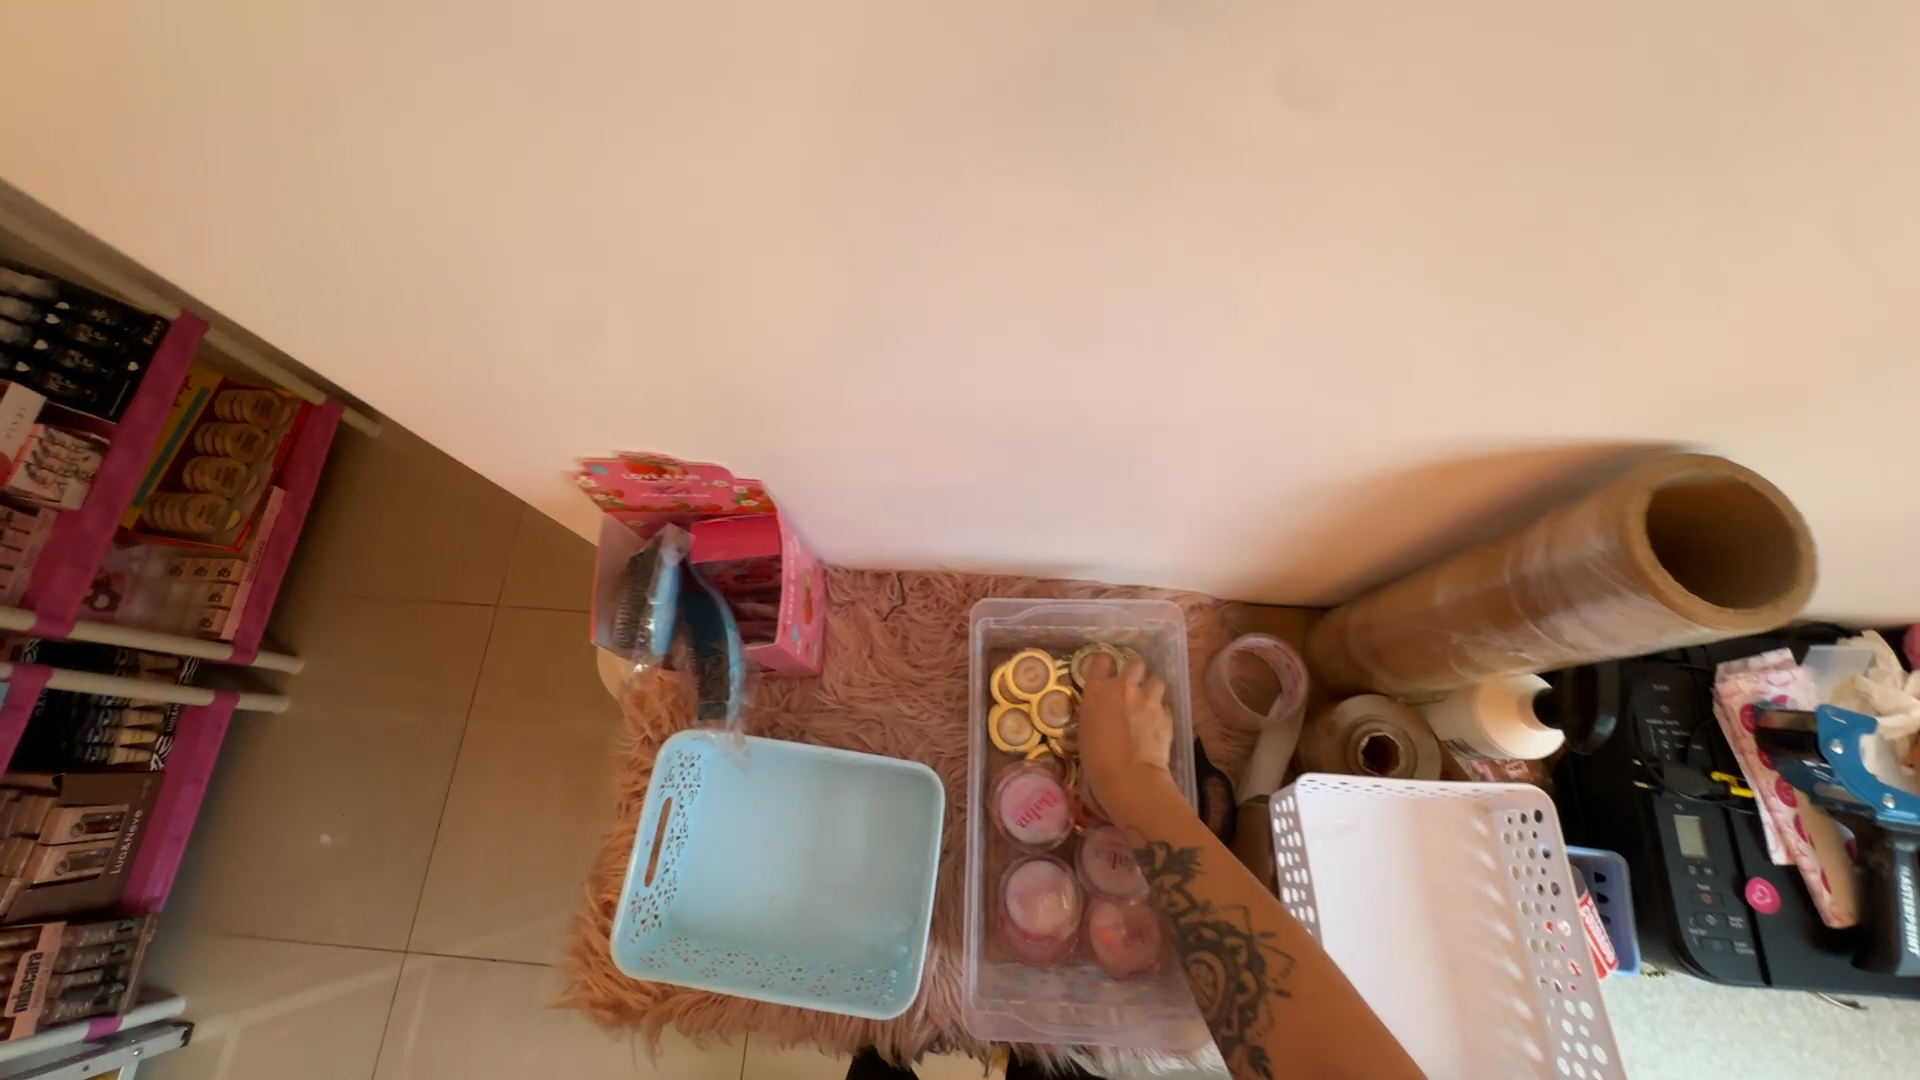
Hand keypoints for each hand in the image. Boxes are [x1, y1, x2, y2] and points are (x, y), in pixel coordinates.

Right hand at [1078, 654, 1176, 814]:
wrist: (1129, 776)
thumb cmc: (1097, 758)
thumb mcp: (1086, 729)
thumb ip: (1095, 710)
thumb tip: (1103, 708)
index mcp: (1098, 690)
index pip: (1101, 660)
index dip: (1105, 662)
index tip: (1106, 668)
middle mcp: (1124, 687)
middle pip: (1135, 663)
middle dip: (1135, 670)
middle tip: (1132, 683)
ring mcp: (1148, 699)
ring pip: (1156, 680)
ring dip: (1152, 687)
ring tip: (1149, 700)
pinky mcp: (1166, 715)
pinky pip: (1166, 705)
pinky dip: (1161, 711)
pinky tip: (1157, 722)